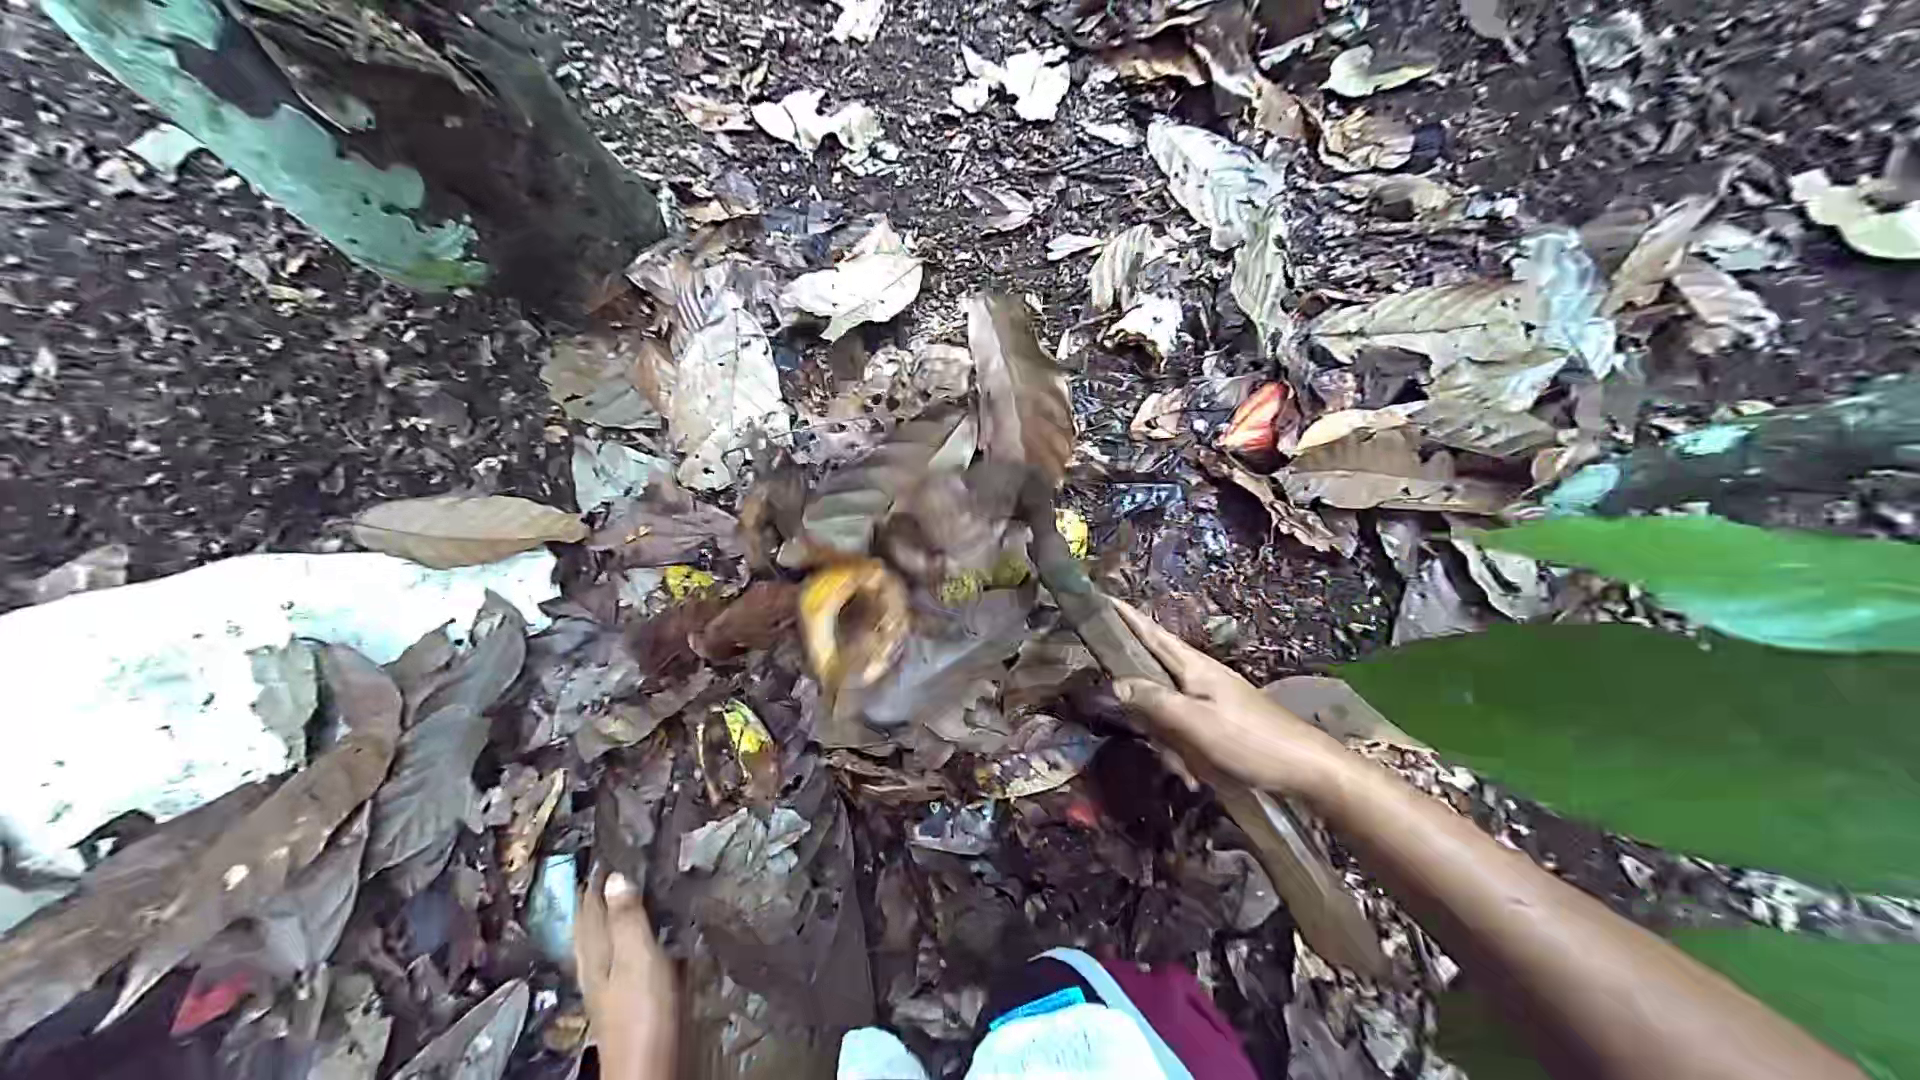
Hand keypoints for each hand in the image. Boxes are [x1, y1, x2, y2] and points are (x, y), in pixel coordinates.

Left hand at [576, 870, 674, 1079]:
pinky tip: (637, 929)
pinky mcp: (623, 993)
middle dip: (598, 890)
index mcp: (594, 951)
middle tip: (616, 857)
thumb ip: (627, 919)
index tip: (613, 843)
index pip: (591, 903)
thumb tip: (614, 874)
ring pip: (601, 934)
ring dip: (609, 908)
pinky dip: (624, 929)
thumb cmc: (642, 1011)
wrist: (646, 1069)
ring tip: (625, 884)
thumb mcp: (637, 958)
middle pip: (590, 919)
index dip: (598, 874)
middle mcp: (594, 963)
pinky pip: (618, 948)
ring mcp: (606, 981)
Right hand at [1111, 600, 1352, 799]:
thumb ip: (1153, 701)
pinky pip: (1185, 730)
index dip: (1126, 617)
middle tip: (1158, 742)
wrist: (1308, 769)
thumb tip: (1114, 682)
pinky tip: (1197, 775)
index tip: (1102, 599)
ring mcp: (1210, 699)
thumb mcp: (1195, 722)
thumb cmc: (1250, 740)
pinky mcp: (1218, 720)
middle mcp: (1199, 676)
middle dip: (1146, 714)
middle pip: (1152, 680)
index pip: (1151, 634)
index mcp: (1193, 666)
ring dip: (1169, 742)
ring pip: (1167, 712)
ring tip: (1186, 769)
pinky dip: (1185, 752)